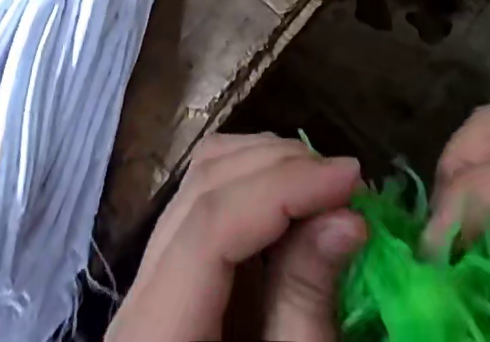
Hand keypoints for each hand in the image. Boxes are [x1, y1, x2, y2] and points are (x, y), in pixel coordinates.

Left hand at [108, 133, 366, 341]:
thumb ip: (307, 301)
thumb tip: (346, 214)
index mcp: (154, 332)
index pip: (211, 224)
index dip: (283, 188)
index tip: (351, 176)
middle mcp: (138, 289)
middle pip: (201, 189)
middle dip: (279, 168)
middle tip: (348, 180)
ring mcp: (149, 274)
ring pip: (200, 181)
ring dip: (266, 165)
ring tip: (325, 182)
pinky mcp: (171, 272)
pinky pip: (205, 203)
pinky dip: (252, 184)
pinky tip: (293, 195)